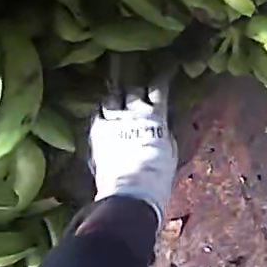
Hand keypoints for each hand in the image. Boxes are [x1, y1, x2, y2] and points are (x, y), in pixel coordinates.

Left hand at [88, 68, 175, 221]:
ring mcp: (112, 119)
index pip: (158, 88)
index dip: (160, 79)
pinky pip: (97, 113)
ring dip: (116, 98)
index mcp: (155, 115)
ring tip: (116, 101)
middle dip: (135, 91)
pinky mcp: (97, 130)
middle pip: (133, 90)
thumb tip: (161, 125)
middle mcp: (133, 111)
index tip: (162, 75)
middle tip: (135, 93)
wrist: (131, 191)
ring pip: (112, 98)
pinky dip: (101, 112)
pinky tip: (102, 114)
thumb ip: (163, 131)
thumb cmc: (158, 175)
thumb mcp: (170, 150)